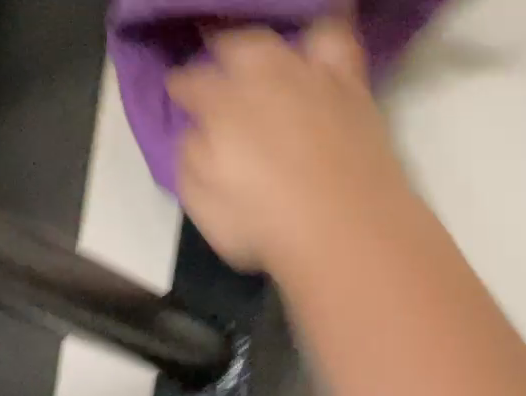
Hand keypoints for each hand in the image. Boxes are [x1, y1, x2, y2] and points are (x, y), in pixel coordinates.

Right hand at [167, 20, 415, 273]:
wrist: (342, 224)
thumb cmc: (260, 223)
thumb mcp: (202, 203)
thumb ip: (191, 159)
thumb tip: (195, 134)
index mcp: (221, 110)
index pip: (191, 83)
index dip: (179, 85)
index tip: (174, 91)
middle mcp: (265, 81)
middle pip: (238, 47)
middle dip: (221, 52)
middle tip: (214, 66)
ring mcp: (312, 79)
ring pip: (284, 40)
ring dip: (267, 46)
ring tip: (261, 60)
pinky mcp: (351, 86)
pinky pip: (337, 43)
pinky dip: (321, 41)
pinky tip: (315, 51)